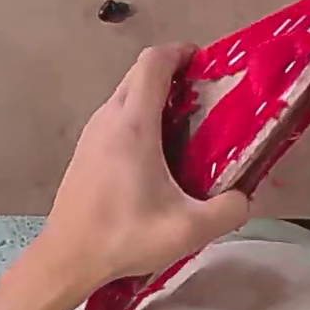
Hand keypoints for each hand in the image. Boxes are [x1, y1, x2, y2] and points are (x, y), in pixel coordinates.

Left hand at [27, 45, 249, 296]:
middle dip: (172, 75)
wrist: (67, 257)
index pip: (153, 62)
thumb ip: (228, 212)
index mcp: (133, 125)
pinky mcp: (83, 152)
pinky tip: (155, 157)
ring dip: (153, 99)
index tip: (205, 65)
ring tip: (184, 129)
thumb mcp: (188, 230)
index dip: (181, 53)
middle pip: (139, 74)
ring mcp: (90, 135)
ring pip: (124, 96)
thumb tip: (242, 200)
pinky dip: (137, 120)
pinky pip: (114, 119)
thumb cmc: (123, 237)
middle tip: (203, 99)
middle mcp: (107, 119)